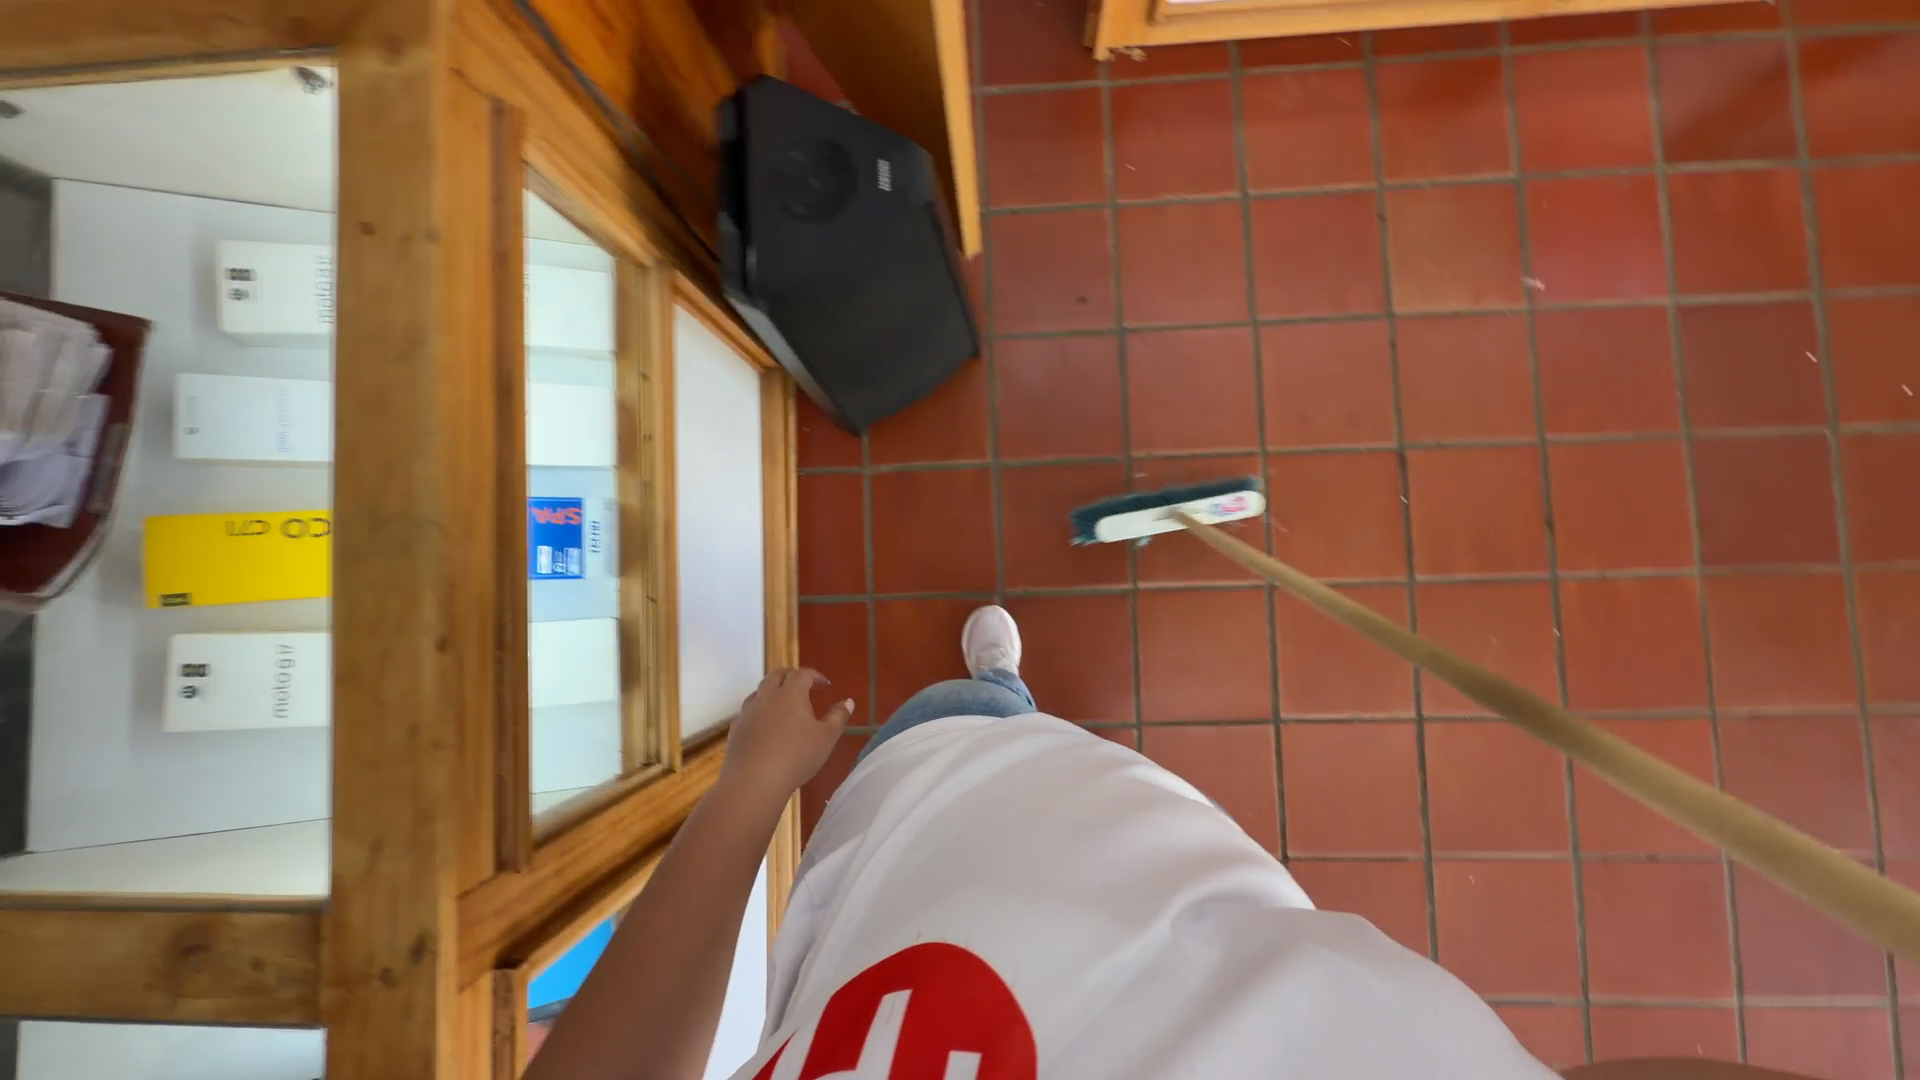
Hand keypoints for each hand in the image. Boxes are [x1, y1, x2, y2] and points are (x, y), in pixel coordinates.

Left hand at [720, 668, 854, 798]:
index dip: (815, 676)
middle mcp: (767, 697)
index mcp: (790, 694)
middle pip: (777, 675)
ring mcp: (748, 712)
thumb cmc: (797, 756)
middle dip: (791, 676)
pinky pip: (747, 711)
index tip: (825, 685)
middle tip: (803, 686)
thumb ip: (839, 717)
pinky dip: (758, 711)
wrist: (754, 781)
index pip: (802, 674)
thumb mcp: (827, 738)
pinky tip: (763, 725)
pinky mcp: (736, 729)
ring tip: (782, 704)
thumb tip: (848, 701)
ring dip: (772, 691)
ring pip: (759, 691)